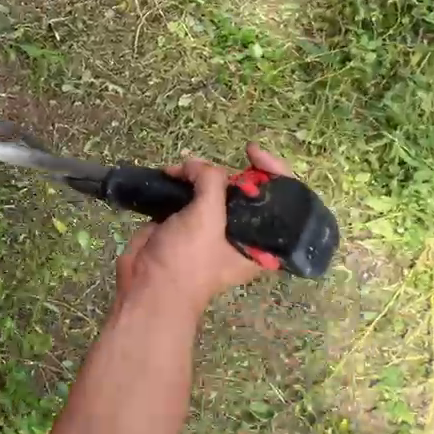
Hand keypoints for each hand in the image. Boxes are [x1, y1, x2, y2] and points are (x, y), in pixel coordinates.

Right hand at [113, 143, 293, 315]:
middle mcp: (242, 232)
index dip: (272, 171)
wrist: (151, 282)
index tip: (250, 151)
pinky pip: (190, 195)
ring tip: (177, 170)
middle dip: (222, 171)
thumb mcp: (207, 219)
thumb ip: (210, 183)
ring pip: (213, 190)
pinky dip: (180, 182)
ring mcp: (212, 227)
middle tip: (198, 166)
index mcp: (264, 240)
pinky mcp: (185, 222)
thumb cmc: (190, 258)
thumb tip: (195, 165)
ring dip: (196, 174)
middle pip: (244, 190)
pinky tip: (169, 175)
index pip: (282, 200)